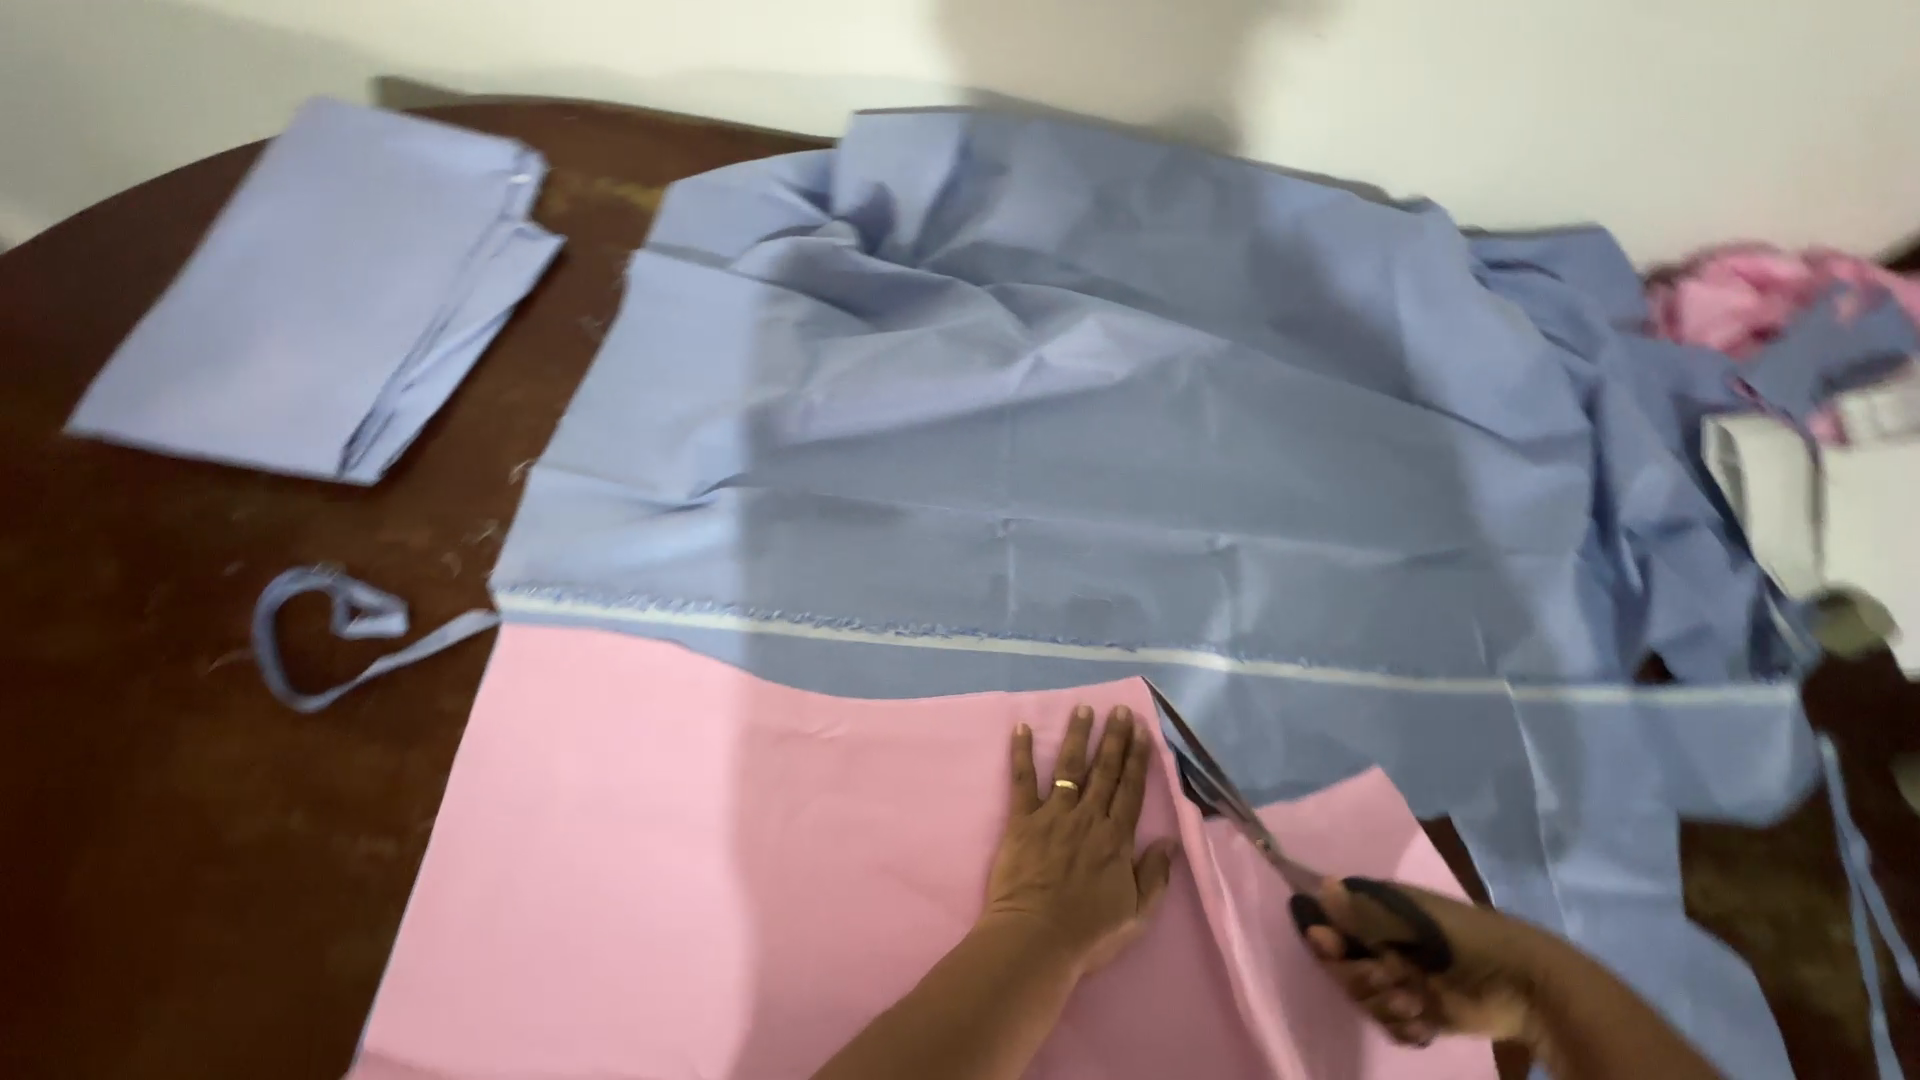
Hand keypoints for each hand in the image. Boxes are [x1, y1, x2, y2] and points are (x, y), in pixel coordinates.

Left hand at [983, 704, 1180, 977]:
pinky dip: (1020, 753)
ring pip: (1068, 768)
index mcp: (1116, 839)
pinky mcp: (1022, 821)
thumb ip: (1154, 876)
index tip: (1142, 731)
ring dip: (1076, 736)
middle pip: (1104, 771)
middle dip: (1113, 738)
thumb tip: (1170, 841)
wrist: (1036, 939)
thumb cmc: (1089, 932)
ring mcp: (1053, 816)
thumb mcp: (1136, 913)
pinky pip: (1022, 781)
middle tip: (1119, 709)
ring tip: (1082, 708)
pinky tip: (1020, 727)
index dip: (1138, 759)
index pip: (1131, 790)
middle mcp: (1088, 818)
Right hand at [1296, 877, 1561, 1047]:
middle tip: (1390, 978)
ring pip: (1365, 999)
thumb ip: (1364, 912)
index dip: (1327, 940)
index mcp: (1377, 914)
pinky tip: (1425, 1026)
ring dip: (1384, 1006)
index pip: (1331, 925)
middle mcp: (1381, 945)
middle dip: (1361, 978)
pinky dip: (1404, 1028)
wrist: (1525, 987)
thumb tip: (1323, 884)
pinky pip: (1390, 1025)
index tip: (1331, 947)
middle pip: (1343, 968)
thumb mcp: (1413, 921)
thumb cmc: (1465, 939)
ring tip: (1414, 1006)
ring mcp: (1400, 981)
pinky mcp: (1418, 1013)